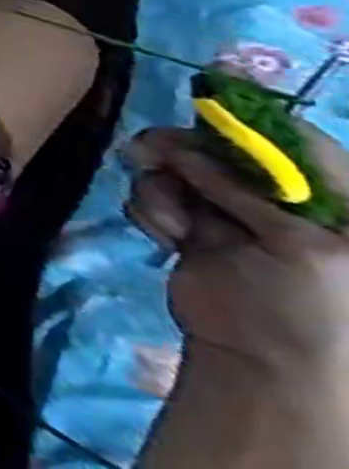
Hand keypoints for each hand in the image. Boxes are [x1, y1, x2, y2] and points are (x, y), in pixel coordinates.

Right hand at [126, 123, 348, 380]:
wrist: (265, 364)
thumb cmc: (309, 310)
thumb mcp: (297, 248)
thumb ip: (241, 192)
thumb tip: (180, 149)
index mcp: (336, 203)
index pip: (296, 141)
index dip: (246, 121)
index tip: (194, 109)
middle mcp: (285, 199)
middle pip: (220, 149)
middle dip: (180, 154)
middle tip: (143, 156)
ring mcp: (234, 212)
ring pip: (178, 170)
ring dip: (161, 190)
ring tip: (169, 223)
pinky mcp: (193, 223)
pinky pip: (156, 195)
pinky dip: (151, 210)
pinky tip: (164, 235)